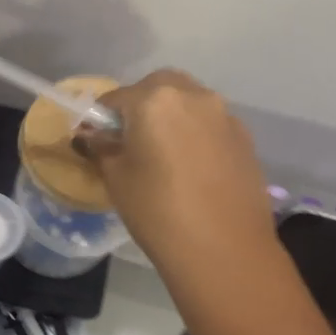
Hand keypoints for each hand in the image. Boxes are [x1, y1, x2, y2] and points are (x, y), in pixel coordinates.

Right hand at [76, 70, 276, 273]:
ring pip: (187, 102)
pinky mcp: (244, 137)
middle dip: (139, 106)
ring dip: (169, 117)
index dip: (99, 118)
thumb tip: (91, 135)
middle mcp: (193, 95)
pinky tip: (188, 169)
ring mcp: (224, 114)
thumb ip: (102, 148)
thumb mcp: (116, 179)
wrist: (223, 247)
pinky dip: (193, 134)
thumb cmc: (157, 210)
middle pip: (157, 87)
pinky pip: (209, 124)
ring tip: (159, 155)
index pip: (115, 97)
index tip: (95, 141)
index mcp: (154, 100)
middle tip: (127, 141)